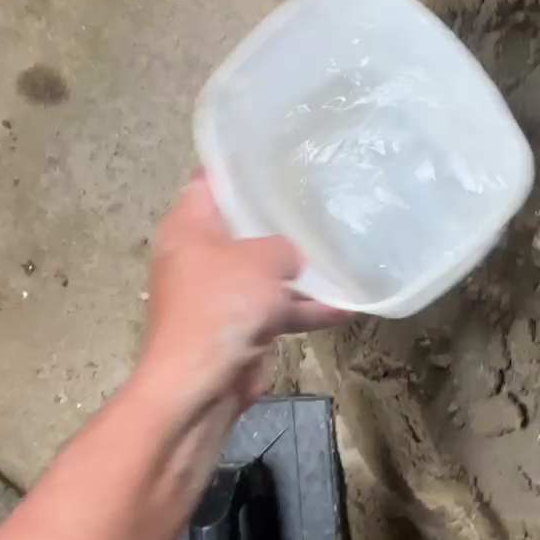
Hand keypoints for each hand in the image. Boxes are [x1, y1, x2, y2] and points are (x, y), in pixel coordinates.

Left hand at [137, 172, 350, 412]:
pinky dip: (309, 309)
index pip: (211, 182)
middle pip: (245, 228)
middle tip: (320, 201)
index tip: (279, 158)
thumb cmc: (222, 305)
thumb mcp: (260, 259)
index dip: (241, 168)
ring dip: (303, 271)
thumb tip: (292, 258)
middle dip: (281, 220)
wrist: (204, 382)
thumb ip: (283, 247)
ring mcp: (224, 294)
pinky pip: (281, 309)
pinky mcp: (244, 326)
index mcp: (190, 227)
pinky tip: (349, 306)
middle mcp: (203, 257)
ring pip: (268, 273)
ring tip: (343, 253)